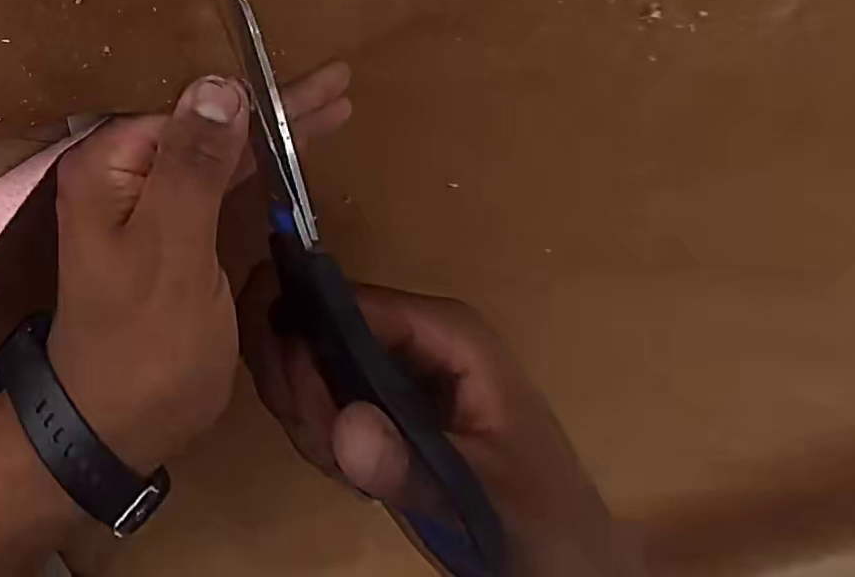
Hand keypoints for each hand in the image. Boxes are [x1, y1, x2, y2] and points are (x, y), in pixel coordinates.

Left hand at [42, 63, 353, 472]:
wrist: (115, 422)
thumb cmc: (145, 343)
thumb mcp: (172, 249)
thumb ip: (192, 165)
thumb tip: (216, 85)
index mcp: (107, 164)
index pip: (188, 110)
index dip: (251, 97)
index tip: (315, 83)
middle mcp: (119, 171)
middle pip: (204, 124)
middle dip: (271, 108)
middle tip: (337, 85)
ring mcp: (141, 198)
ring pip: (214, 150)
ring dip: (270, 131)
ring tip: (331, 107)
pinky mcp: (164, 225)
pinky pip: (213, 181)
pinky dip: (252, 166)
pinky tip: (287, 153)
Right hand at [239, 269, 643, 576]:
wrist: (561, 563)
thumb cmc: (540, 524)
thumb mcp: (484, 503)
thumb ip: (412, 470)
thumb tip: (345, 429)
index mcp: (441, 328)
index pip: (343, 303)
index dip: (309, 345)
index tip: (306, 413)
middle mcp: (402, 325)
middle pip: (306, 313)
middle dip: (294, 378)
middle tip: (319, 444)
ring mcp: (380, 351)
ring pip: (295, 345)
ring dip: (297, 405)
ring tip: (341, 467)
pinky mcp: (364, 380)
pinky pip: (302, 377)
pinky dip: (303, 420)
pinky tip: (342, 466)